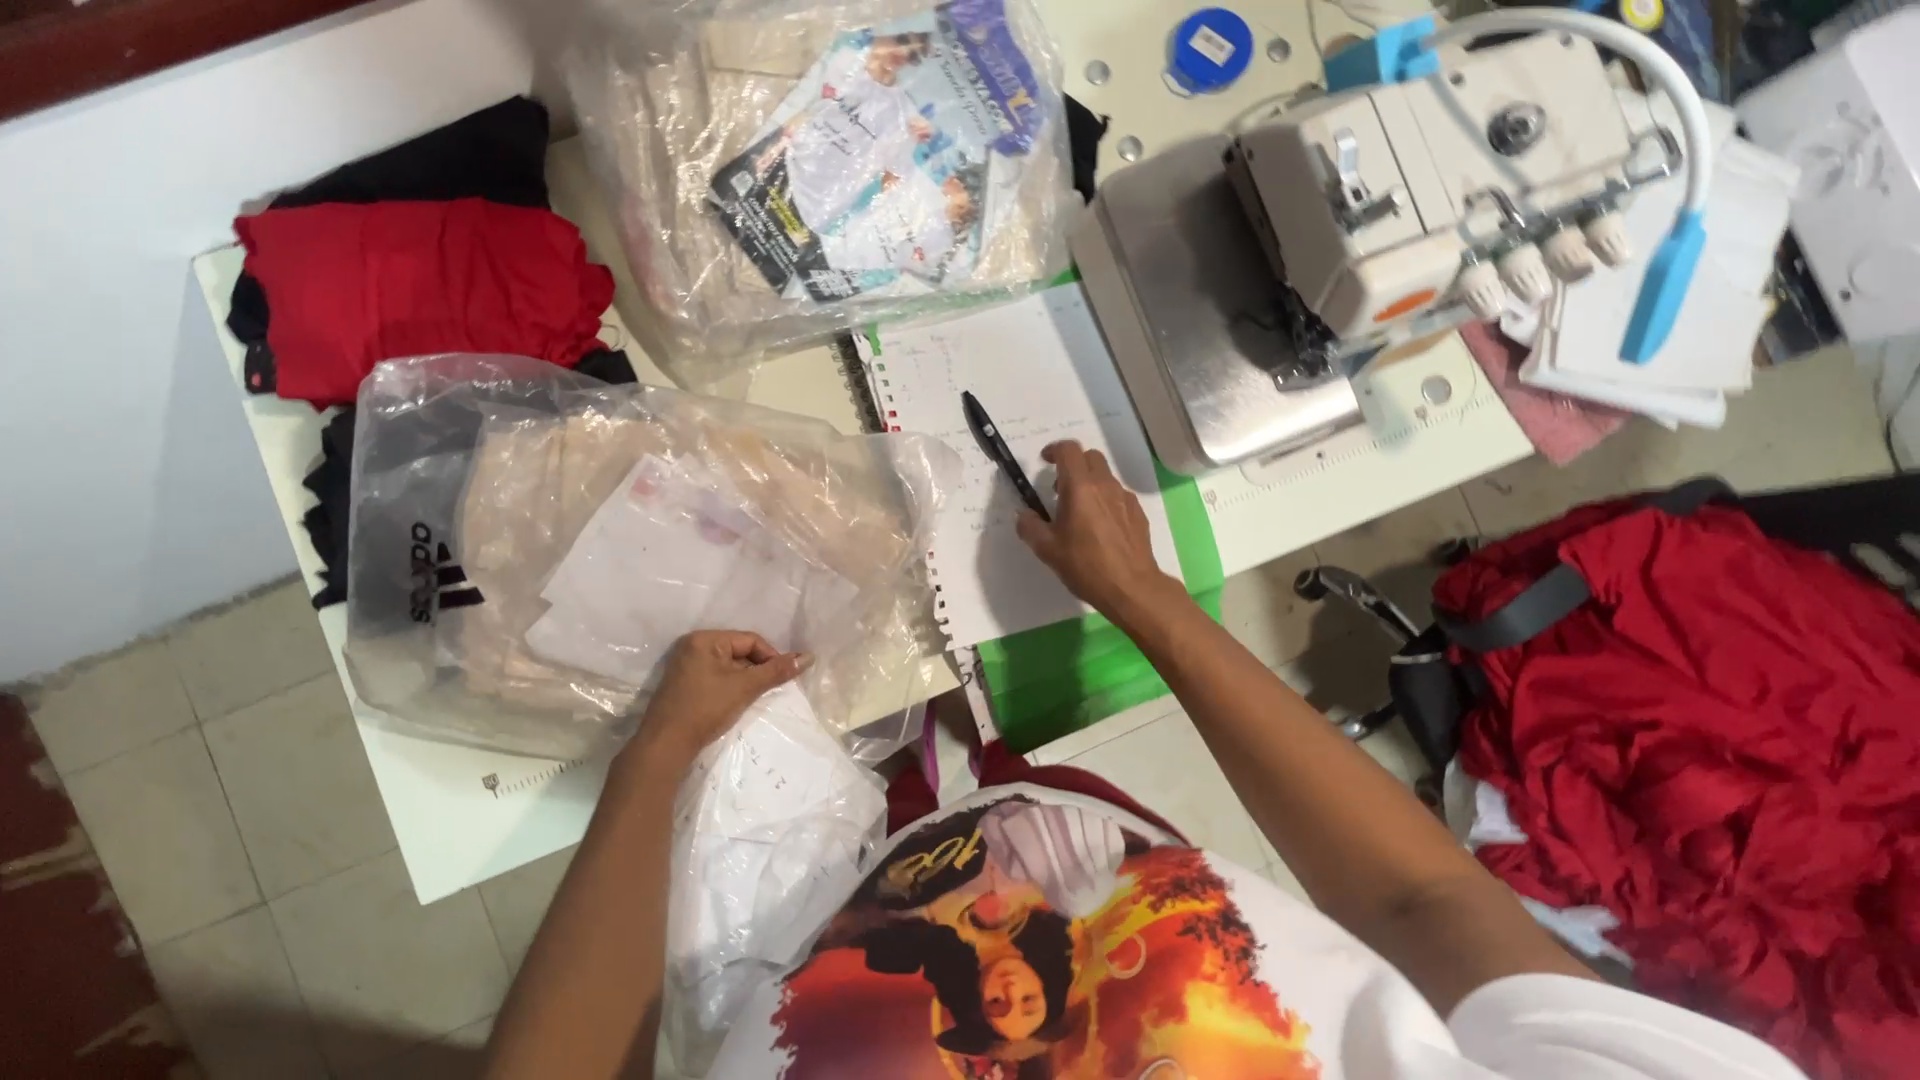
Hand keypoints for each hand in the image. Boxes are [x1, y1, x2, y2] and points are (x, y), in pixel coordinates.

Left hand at [632, 631, 808, 765]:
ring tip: (751, 697)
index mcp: (705, 639)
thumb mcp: (745, 687)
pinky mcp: (683, 682)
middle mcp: (692, 645)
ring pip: (728, 665)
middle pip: (739, 651)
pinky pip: (715, 675)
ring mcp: (685, 664)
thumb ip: (776, 671)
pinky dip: (729, 685)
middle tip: (767, 689)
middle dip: (756, 669)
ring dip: (744, 679)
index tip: (781, 678)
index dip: (770, 657)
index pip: (750, 640)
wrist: (667, 744)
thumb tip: (808, 656)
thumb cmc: (706, 709)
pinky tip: (734, 701)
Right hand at [1016, 440, 1186, 625]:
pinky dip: (1105, 500)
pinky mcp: (1137, 514)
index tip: (1044, 461)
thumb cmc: (1086, 566)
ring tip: (1078, 513)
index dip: (1054, 450)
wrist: (1131, 588)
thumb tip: (1024, 515)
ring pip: (1105, 477)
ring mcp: (1125, 499)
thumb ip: (1029, 527)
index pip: (1069, 450)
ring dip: (1089, 484)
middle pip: (1090, 457)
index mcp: (1080, 488)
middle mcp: (1105, 485)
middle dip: (1073, 465)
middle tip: (1059, 489)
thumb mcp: (1047, 550)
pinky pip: (1118, 496)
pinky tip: (1099, 528)